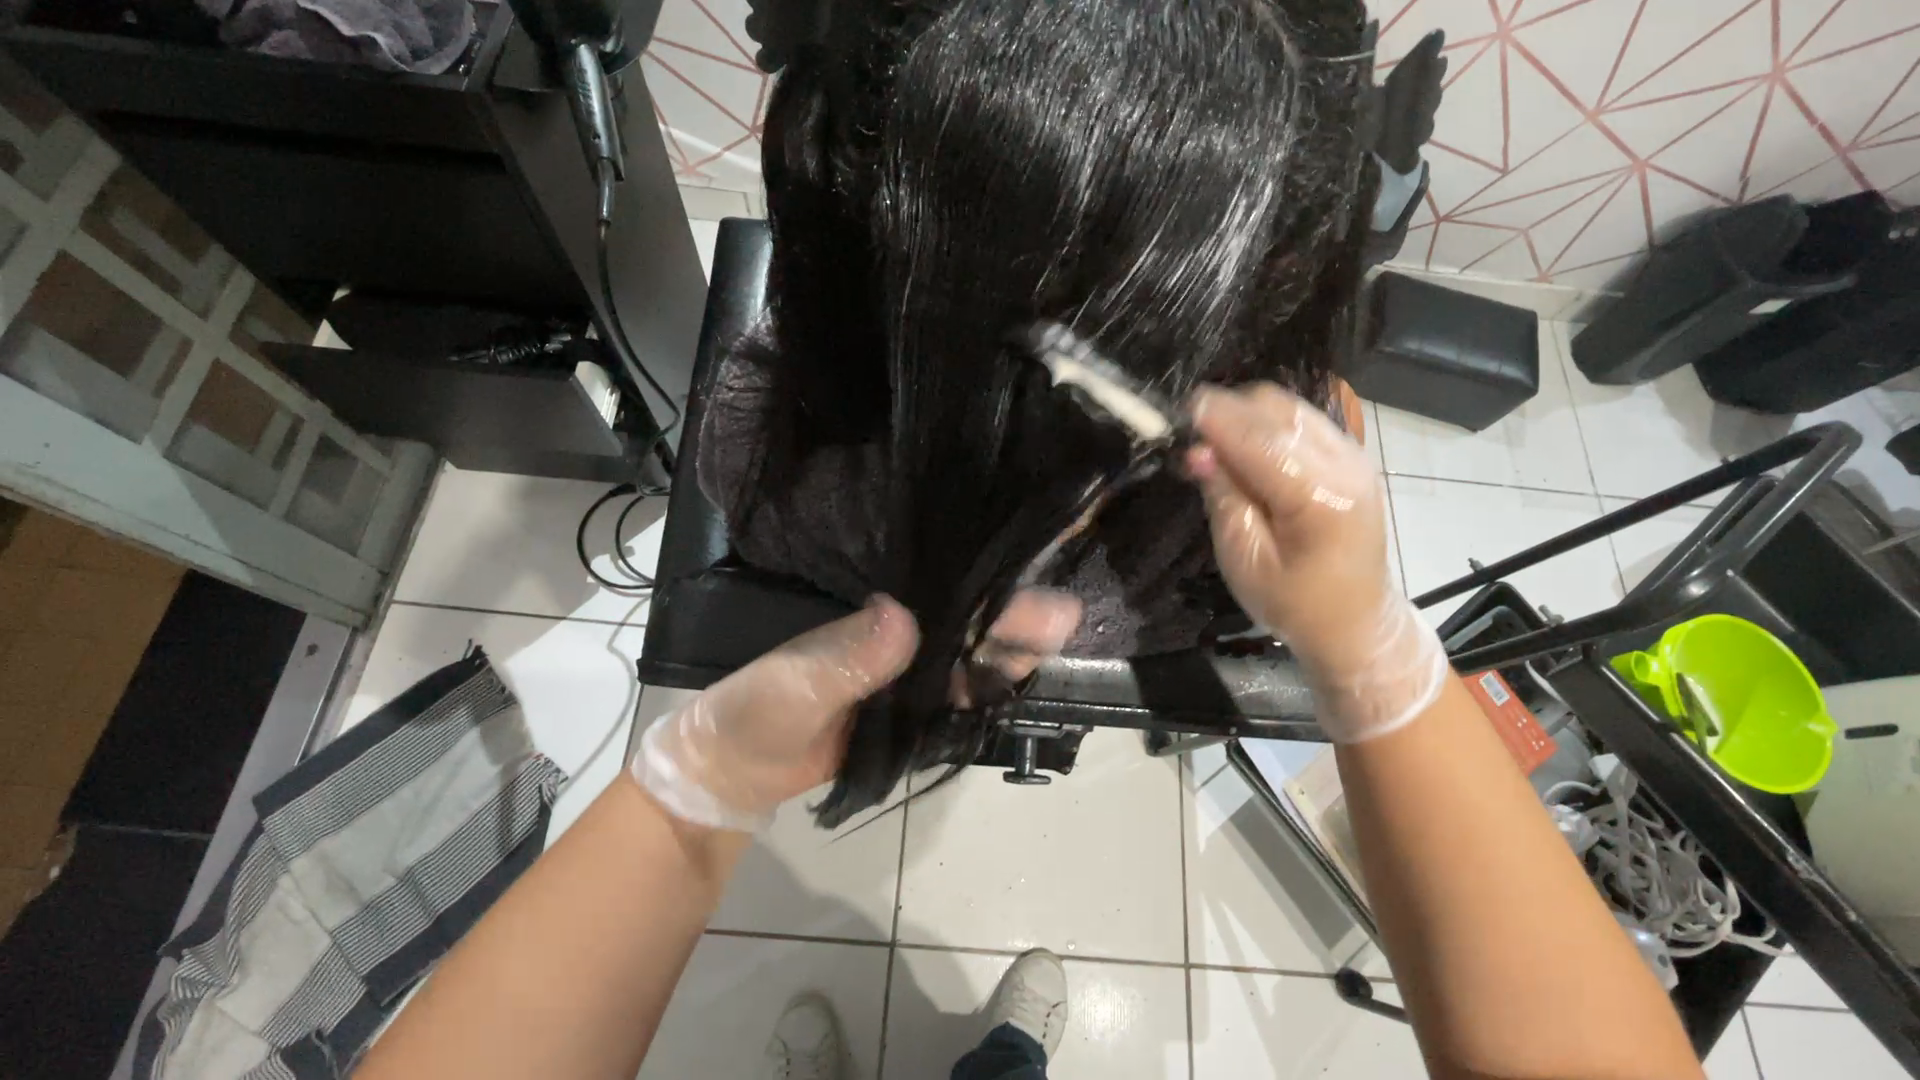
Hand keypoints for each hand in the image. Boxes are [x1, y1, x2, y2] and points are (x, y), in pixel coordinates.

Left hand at [630, 590, 1079, 830]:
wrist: (732, 772)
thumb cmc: (753, 713)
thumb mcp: (793, 684)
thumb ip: (846, 657)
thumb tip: (901, 617)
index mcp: (866, 621)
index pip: (934, 596)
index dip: (980, 591)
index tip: (1028, 582)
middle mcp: (888, 642)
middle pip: (958, 625)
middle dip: (1008, 617)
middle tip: (1064, 613)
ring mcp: (896, 683)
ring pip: (961, 663)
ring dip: (1002, 654)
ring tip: (1055, 642)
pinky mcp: (899, 720)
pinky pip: (947, 703)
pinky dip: (978, 694)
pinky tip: (1012, 686)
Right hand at [1188, 384, 1446, 741]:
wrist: (1356, 622)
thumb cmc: (1295, 604)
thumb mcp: (1245, 561)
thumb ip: (1224, 498)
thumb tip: (1197, 452)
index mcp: (1319, 499)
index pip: (1259, 439)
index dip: (1216, 420)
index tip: (1179, 411)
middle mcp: (1344, 465)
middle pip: (1277, 410)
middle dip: (1230, 412)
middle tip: (1193, 438)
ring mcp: (1354, 456)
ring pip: (1290, 407)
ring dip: (1248, 415)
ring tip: (1216, 443)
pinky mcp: (1352, 456)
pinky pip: (1303, 420)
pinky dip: (1269, 425)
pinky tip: (1248, 450)